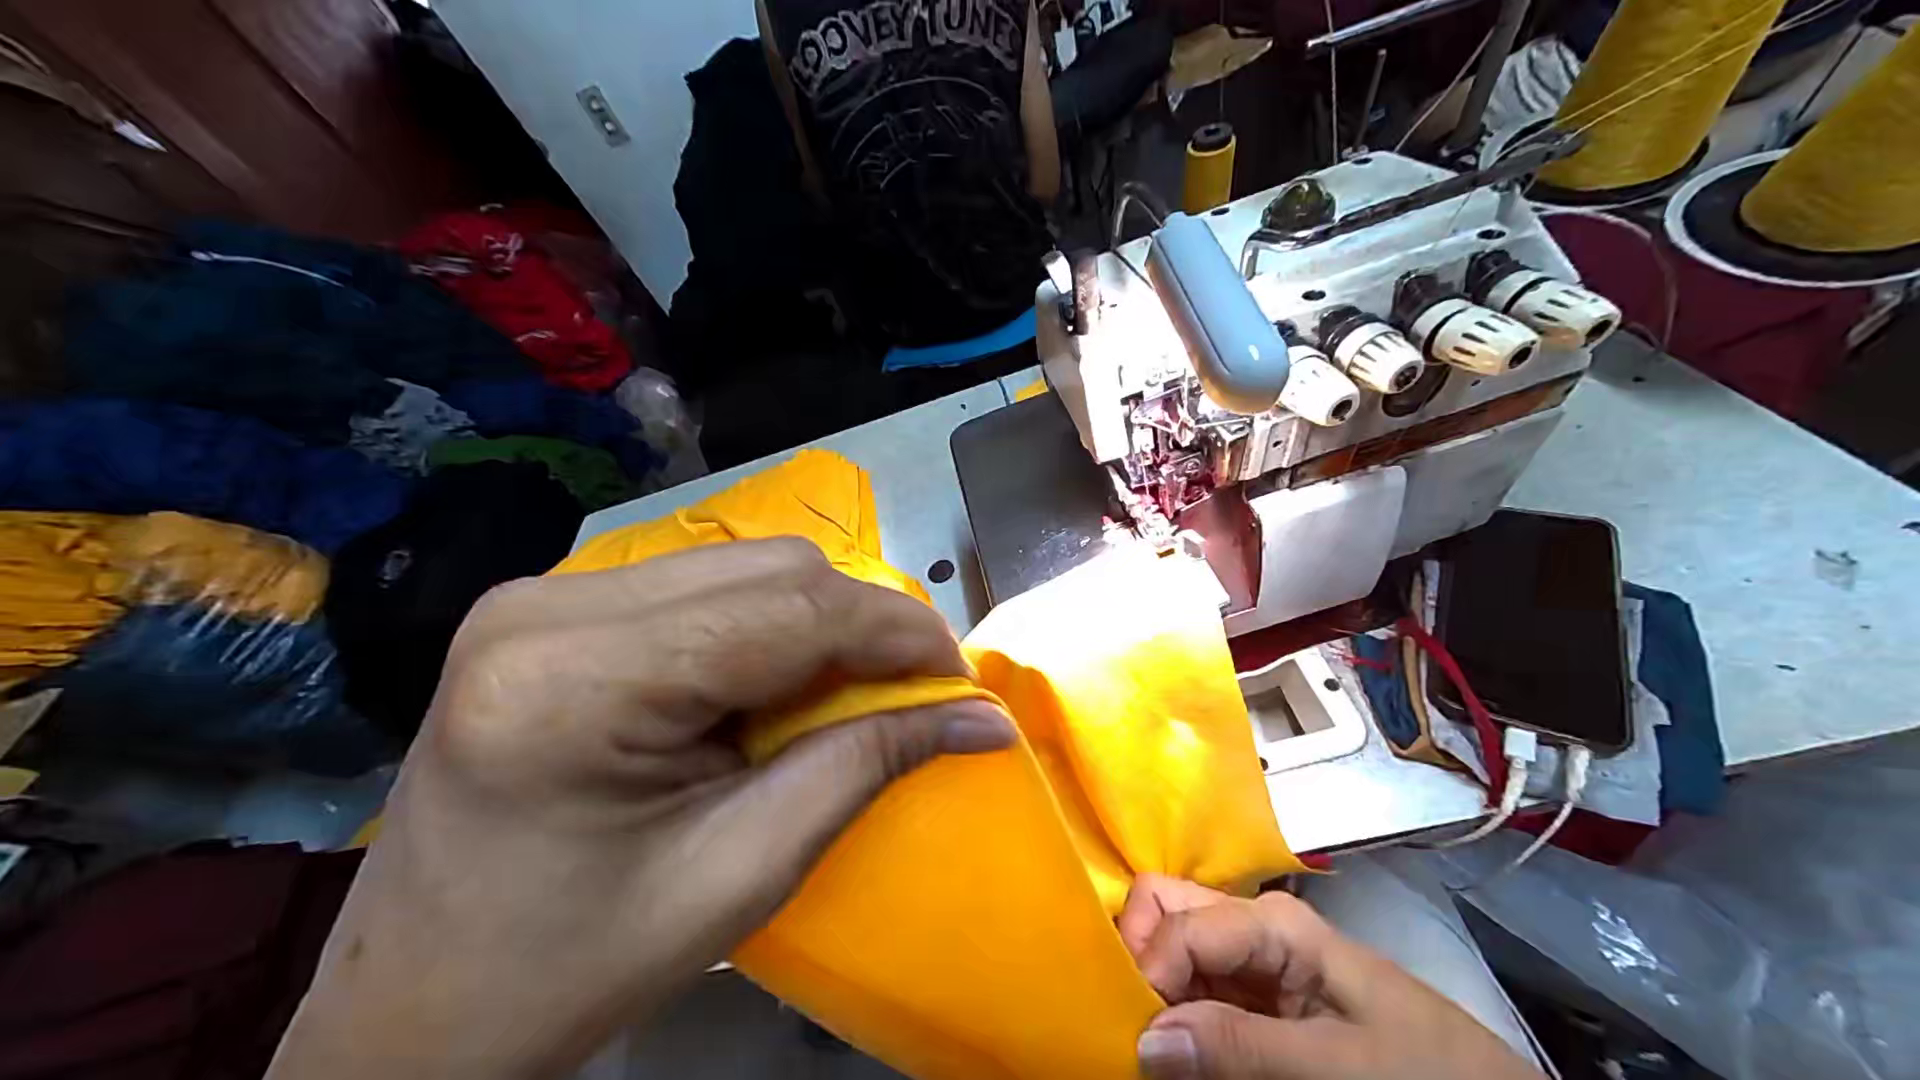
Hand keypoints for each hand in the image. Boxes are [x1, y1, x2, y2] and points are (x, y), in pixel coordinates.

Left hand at [269, 539, 1014, 1079]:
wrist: (413, 1005)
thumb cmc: (572, 966)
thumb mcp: (739, 873)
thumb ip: (864, 768)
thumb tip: (979, 717)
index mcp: (575, 679)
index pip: (787, 610)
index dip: (895, 630)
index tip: (960, 675)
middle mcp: (550, 604)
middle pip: (769, 568)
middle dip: (861, 624)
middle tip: (906, 691)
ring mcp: (543, 595)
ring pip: (743, 566)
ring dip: (818, 621)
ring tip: (844, 692)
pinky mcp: (554, 607)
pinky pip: (703, 586)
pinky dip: (767, 624)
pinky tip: (773, 682)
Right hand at [1121, 875, 1544, 1079]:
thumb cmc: (1426, 1072)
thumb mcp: (1337, 1067)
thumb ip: (1241, 1046)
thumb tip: (1145, 1040)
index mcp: (1271, 923)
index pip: (1175, 920)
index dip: (1147, 967)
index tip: (1138, 1035)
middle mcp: (1251, 925)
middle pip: (1164, 909)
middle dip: (1138, 955)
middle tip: (1137, 1024)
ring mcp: (1252, 958)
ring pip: (1171, 946)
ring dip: (1152, 988)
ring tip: (1154, 1044)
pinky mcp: (1257, 992)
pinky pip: (1195, 984)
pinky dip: (1175, 1009)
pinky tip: (1182, 1046)